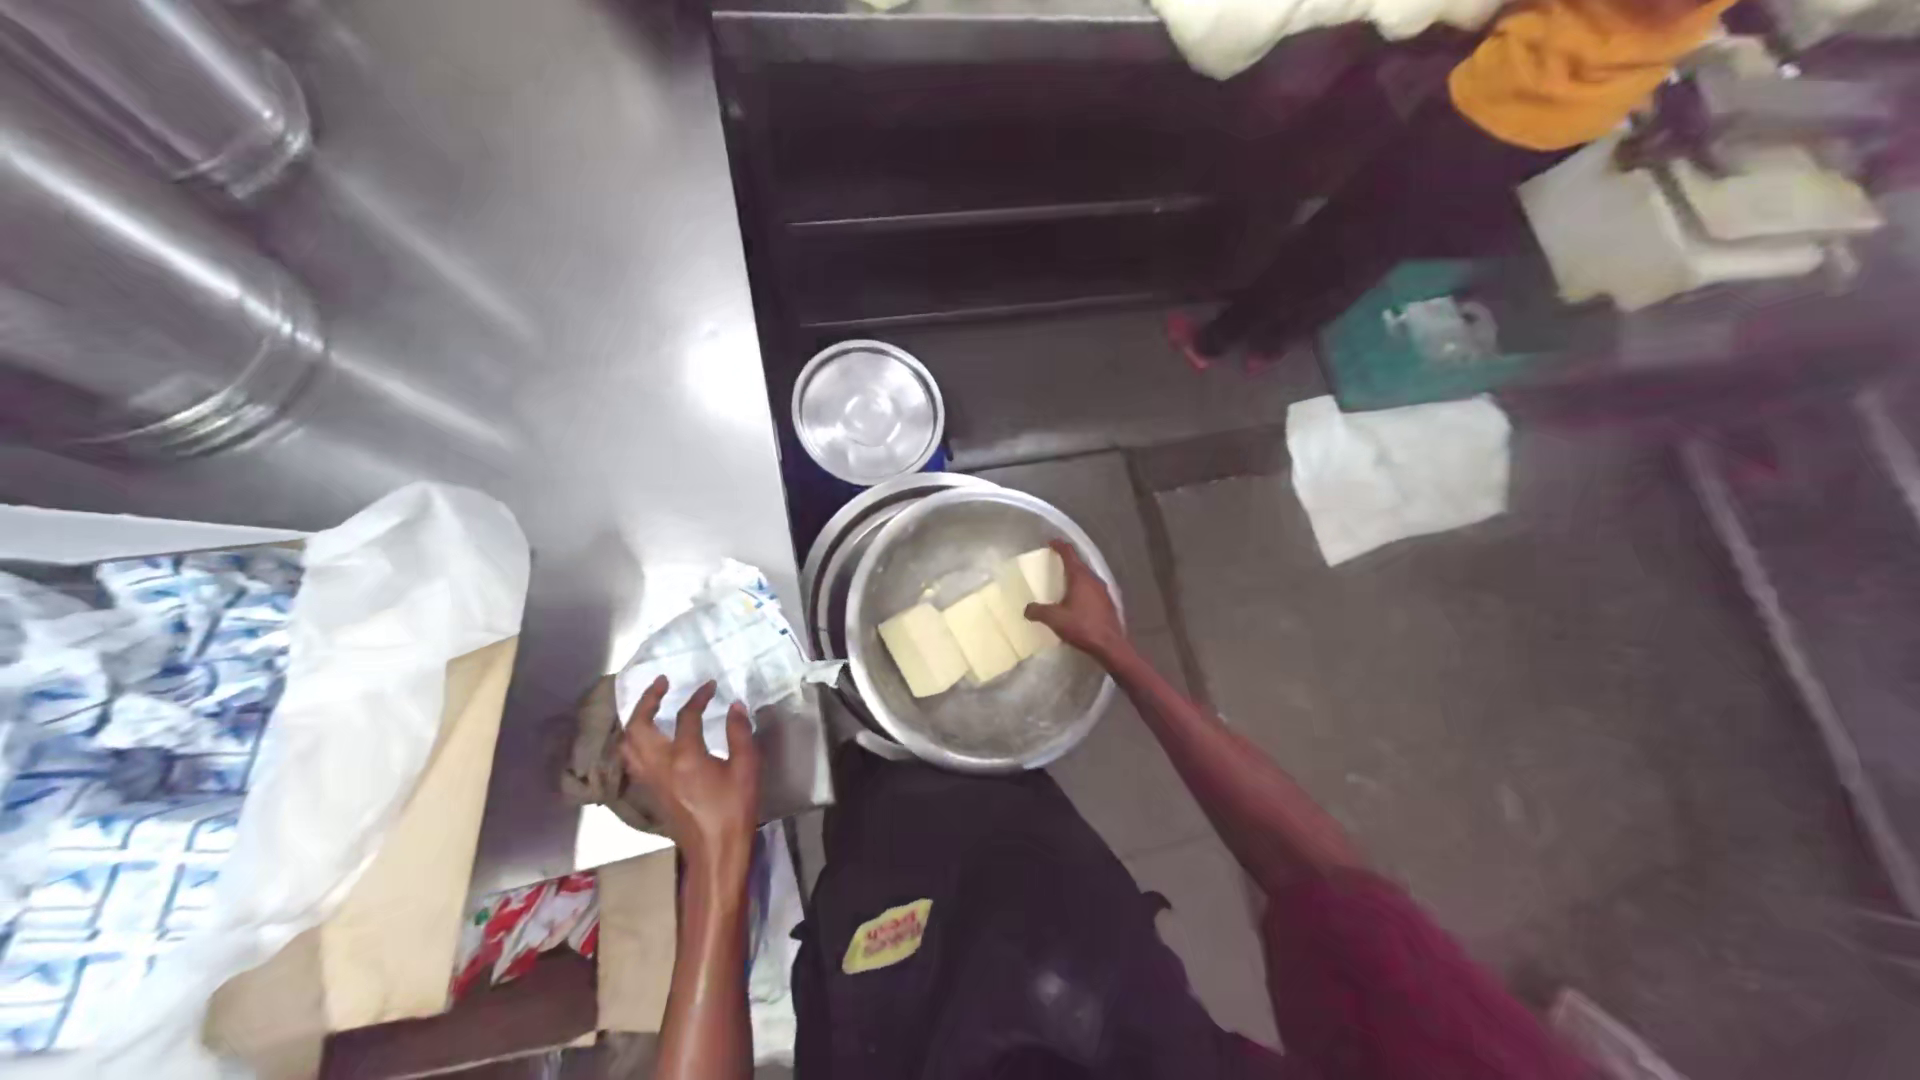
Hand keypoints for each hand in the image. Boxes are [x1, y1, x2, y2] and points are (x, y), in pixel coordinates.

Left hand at [620, 677, 759, 869]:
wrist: (715, 852)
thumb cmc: (734, 809)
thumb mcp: (746, 767)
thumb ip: (739, 733)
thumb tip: (734, 706)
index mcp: (685, 757)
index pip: (686, 716)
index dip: (698, 697)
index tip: (711, 686)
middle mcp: (660, 765)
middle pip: (638, 727)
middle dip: (647, 700)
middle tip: (662, 684)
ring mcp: (650, 780)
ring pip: (627, 745)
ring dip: (635, 720)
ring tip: (650, 707)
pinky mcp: (650, 792)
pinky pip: (631, 760)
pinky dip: (634, 741)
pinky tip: (649, 738)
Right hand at [1026, 539, 1130, 666]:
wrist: (1110, 645)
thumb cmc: (1082, 626)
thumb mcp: (1054, 619)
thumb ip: (1038, 611)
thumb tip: (1027, 609)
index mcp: (1080, 577)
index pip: (1069, 554)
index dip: (1059, 546)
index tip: (1051, 542)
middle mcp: (1094, 580)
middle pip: (1079, 564)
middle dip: (1067, 561)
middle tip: (1055, 562)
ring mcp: (1103, 591)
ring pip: (1087, 577)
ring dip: (1076, 576)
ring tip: (1065, 582)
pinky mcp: (1108, 603)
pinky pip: (1092, 589)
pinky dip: (1083, 589)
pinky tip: (1078, 600)